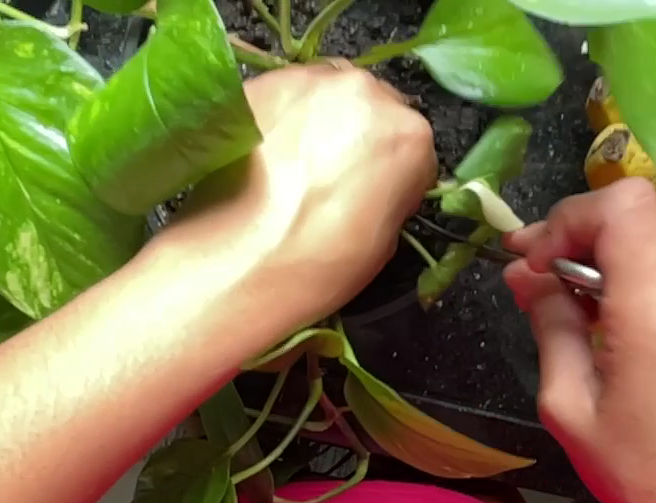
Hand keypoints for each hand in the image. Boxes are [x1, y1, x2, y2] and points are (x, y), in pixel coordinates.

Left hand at [147, 63, 437, 332]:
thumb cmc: (313, 267)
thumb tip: (383, 192)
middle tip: (334, 189)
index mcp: (409, 138)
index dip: (397, 182)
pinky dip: (287, 125)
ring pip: (331, 101)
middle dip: (361, 146)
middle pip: (376, 114)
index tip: (377, 203)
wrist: (238, 264)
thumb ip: (392, 202)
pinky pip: (290, 100)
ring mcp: (311, 82)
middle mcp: (365, 94)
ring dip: (323, 130)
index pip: (417, 154)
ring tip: (299, 177)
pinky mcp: (265, 83)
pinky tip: (273, 164)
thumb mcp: (380, 249)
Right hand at [504, 178, 655, 502]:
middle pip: (635, 220)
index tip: (536, 261)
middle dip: (576, 238)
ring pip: (652, 243)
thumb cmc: (632, 468)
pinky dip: (631, 280)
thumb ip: (550, 324)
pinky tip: (603, 319)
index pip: (622, 206)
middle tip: (530, 275)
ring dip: (602, 260)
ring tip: (562, 303)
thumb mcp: (567, 402)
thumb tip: (526, 274)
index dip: (569, 218)